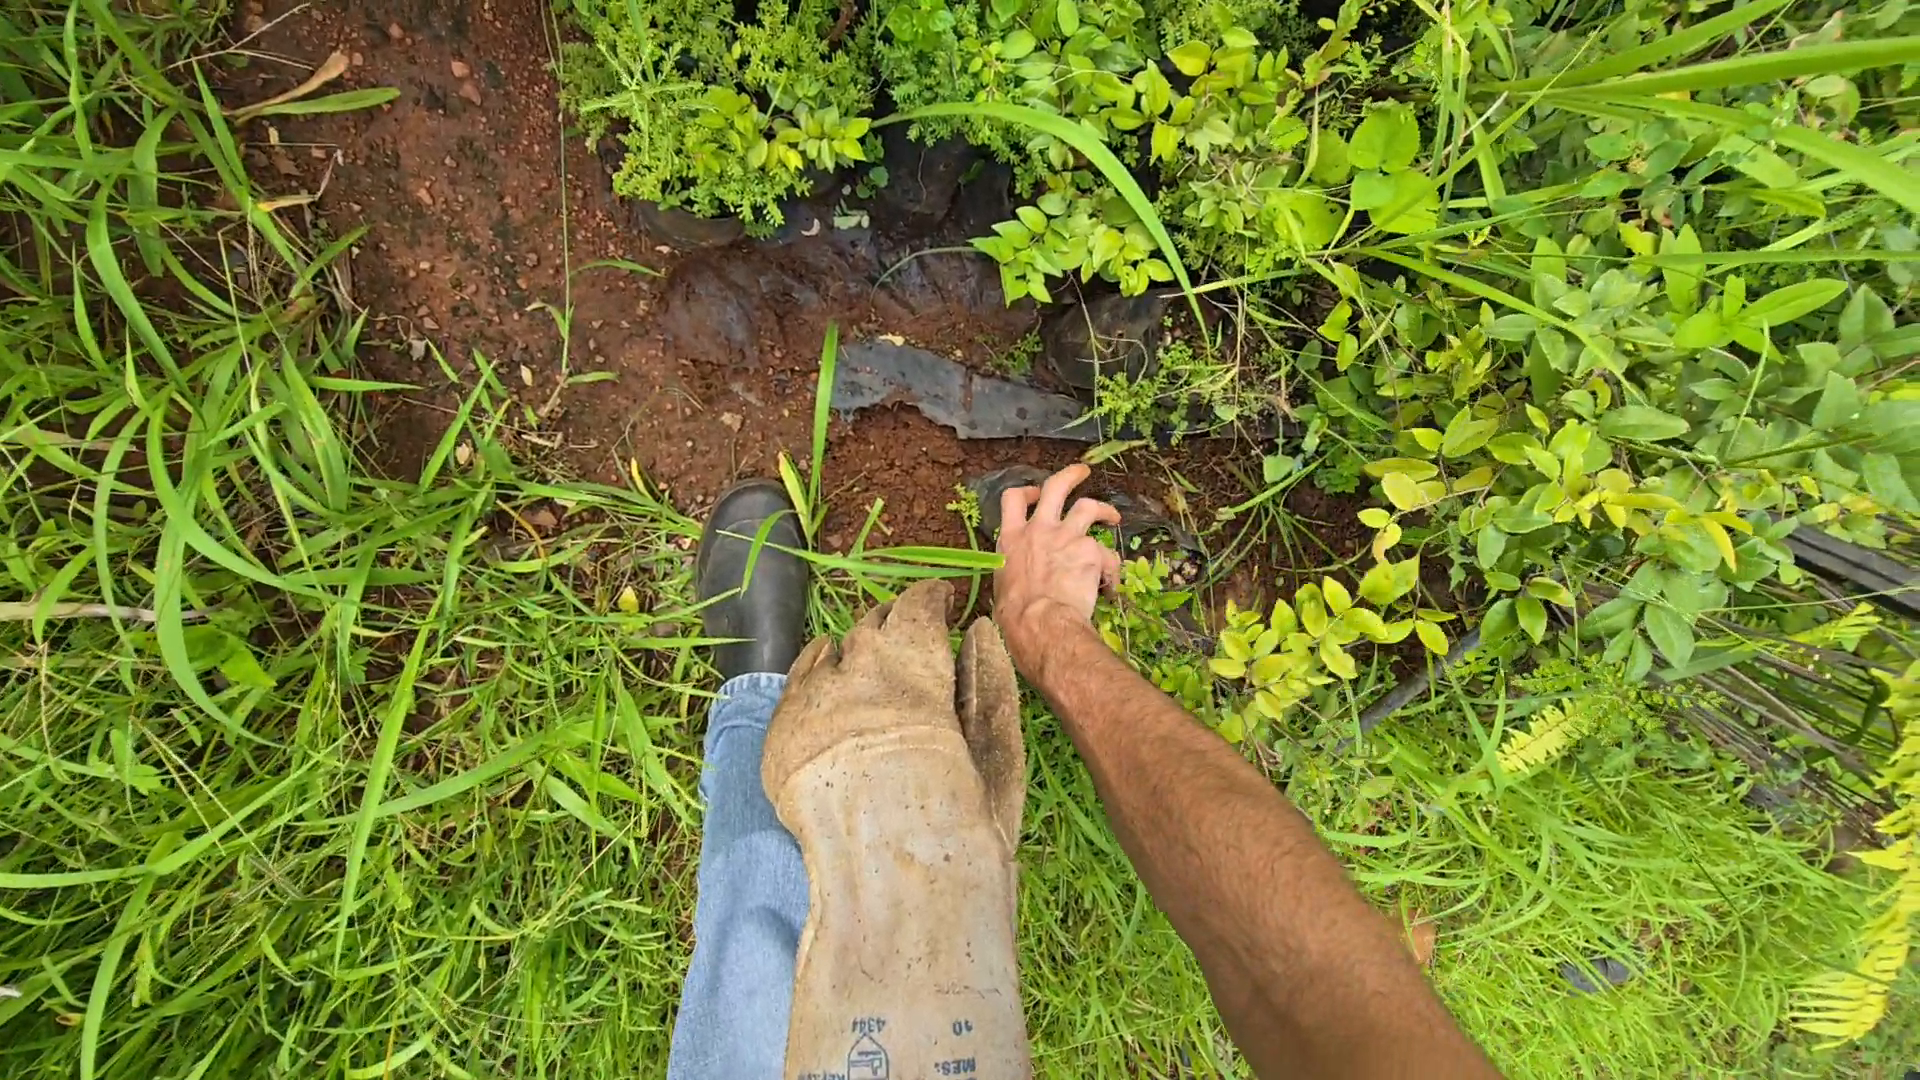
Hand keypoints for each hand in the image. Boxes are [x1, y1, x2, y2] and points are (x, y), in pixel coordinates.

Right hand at [993, 464, 1120, 678]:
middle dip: (1070, 475)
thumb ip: (1014, 572)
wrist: (1040, 622)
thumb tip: (1019, 582)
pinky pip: (1107, 555)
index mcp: (1011, 538)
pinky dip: (1111, 570)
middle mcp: (1039, 529)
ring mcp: (1067, 537)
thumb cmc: (1015, 615)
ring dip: (1104, 510)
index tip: (1035, 495)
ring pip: (1088, 507)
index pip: (1012, 499)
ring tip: (1113, 517)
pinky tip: (1111, 586)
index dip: (1026, 492)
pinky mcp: (1090, 551)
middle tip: (1082, 472)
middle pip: (1055, 486)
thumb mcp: (1003, 587)